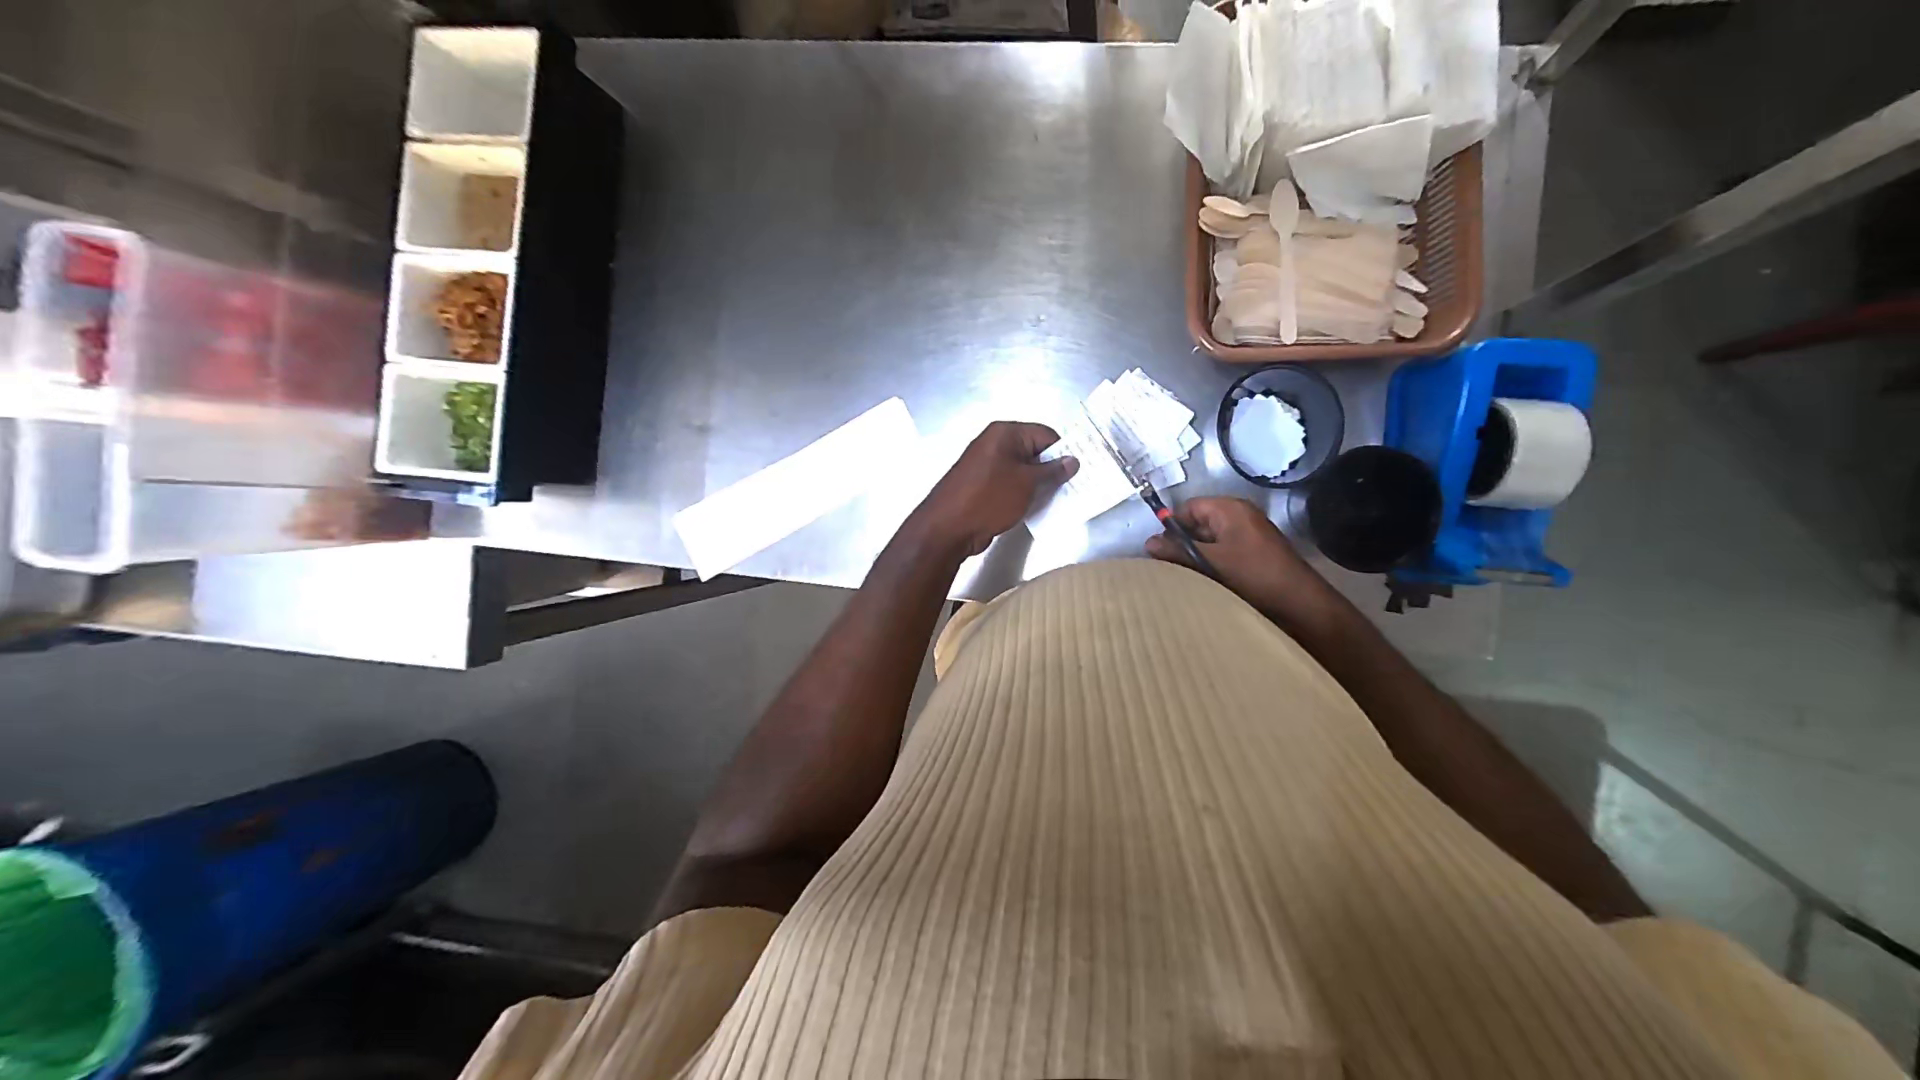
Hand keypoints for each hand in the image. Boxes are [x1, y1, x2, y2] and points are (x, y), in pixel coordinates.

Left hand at [910, 422, 1077, 556]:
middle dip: (1053, 468)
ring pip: (1024, 471)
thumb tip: (1072, 461)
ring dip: (1040, 484)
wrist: (948, 528)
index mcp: (1005, 433)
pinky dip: (1026, 495)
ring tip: (1061, 498)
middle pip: (1035, 452)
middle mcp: (995, 444)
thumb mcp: (1027, 483)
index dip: (1064, 451)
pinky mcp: (985, 487)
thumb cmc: (988, 498)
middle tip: (1076, 485)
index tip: (1081, 468)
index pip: (1046, 434)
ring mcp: (988, 467)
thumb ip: (1052, 471)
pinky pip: (1013, 486)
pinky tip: (1039, 507)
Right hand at [1144, 496, 1332, 618]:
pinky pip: (1222, 557)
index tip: (1160, 551)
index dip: (1172, 526)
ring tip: (1182, 578)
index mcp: (1230, 510)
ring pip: (1209, 544)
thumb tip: (1148, 542)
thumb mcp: (1211, 562)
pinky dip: (1211, 568)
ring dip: (1196, 559)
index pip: (1189, 508)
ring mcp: (1248, 539)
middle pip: (1198, 525)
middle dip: (1182, 545)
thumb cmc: (1255, 575)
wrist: (1300, 605)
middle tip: (1167, 567)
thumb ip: (1178, 550)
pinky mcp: (1253, 558)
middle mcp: (1240, 519)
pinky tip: (1203, 585)